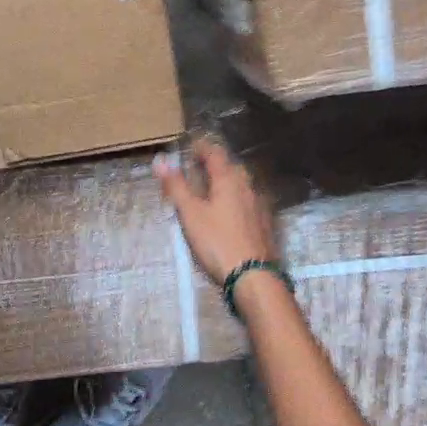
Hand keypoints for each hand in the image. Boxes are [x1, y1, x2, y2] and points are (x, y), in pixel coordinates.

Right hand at [154, 137, 277, 284]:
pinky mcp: (266, 223)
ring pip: (241, 184)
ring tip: (210, 190)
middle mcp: (247, 185)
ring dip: (225, 182)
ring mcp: (260, 204)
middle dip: (214, 164)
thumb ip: (176, 186)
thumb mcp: (191, 214)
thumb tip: (160, 159)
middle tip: (197, 169)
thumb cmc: (218, 242)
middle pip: (230, 166)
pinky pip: (248, 201)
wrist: (254, 277)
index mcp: (229, 178)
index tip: (189, 148)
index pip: (215, 152)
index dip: (201, 147)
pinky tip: (229, 213)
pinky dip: (235, 199)